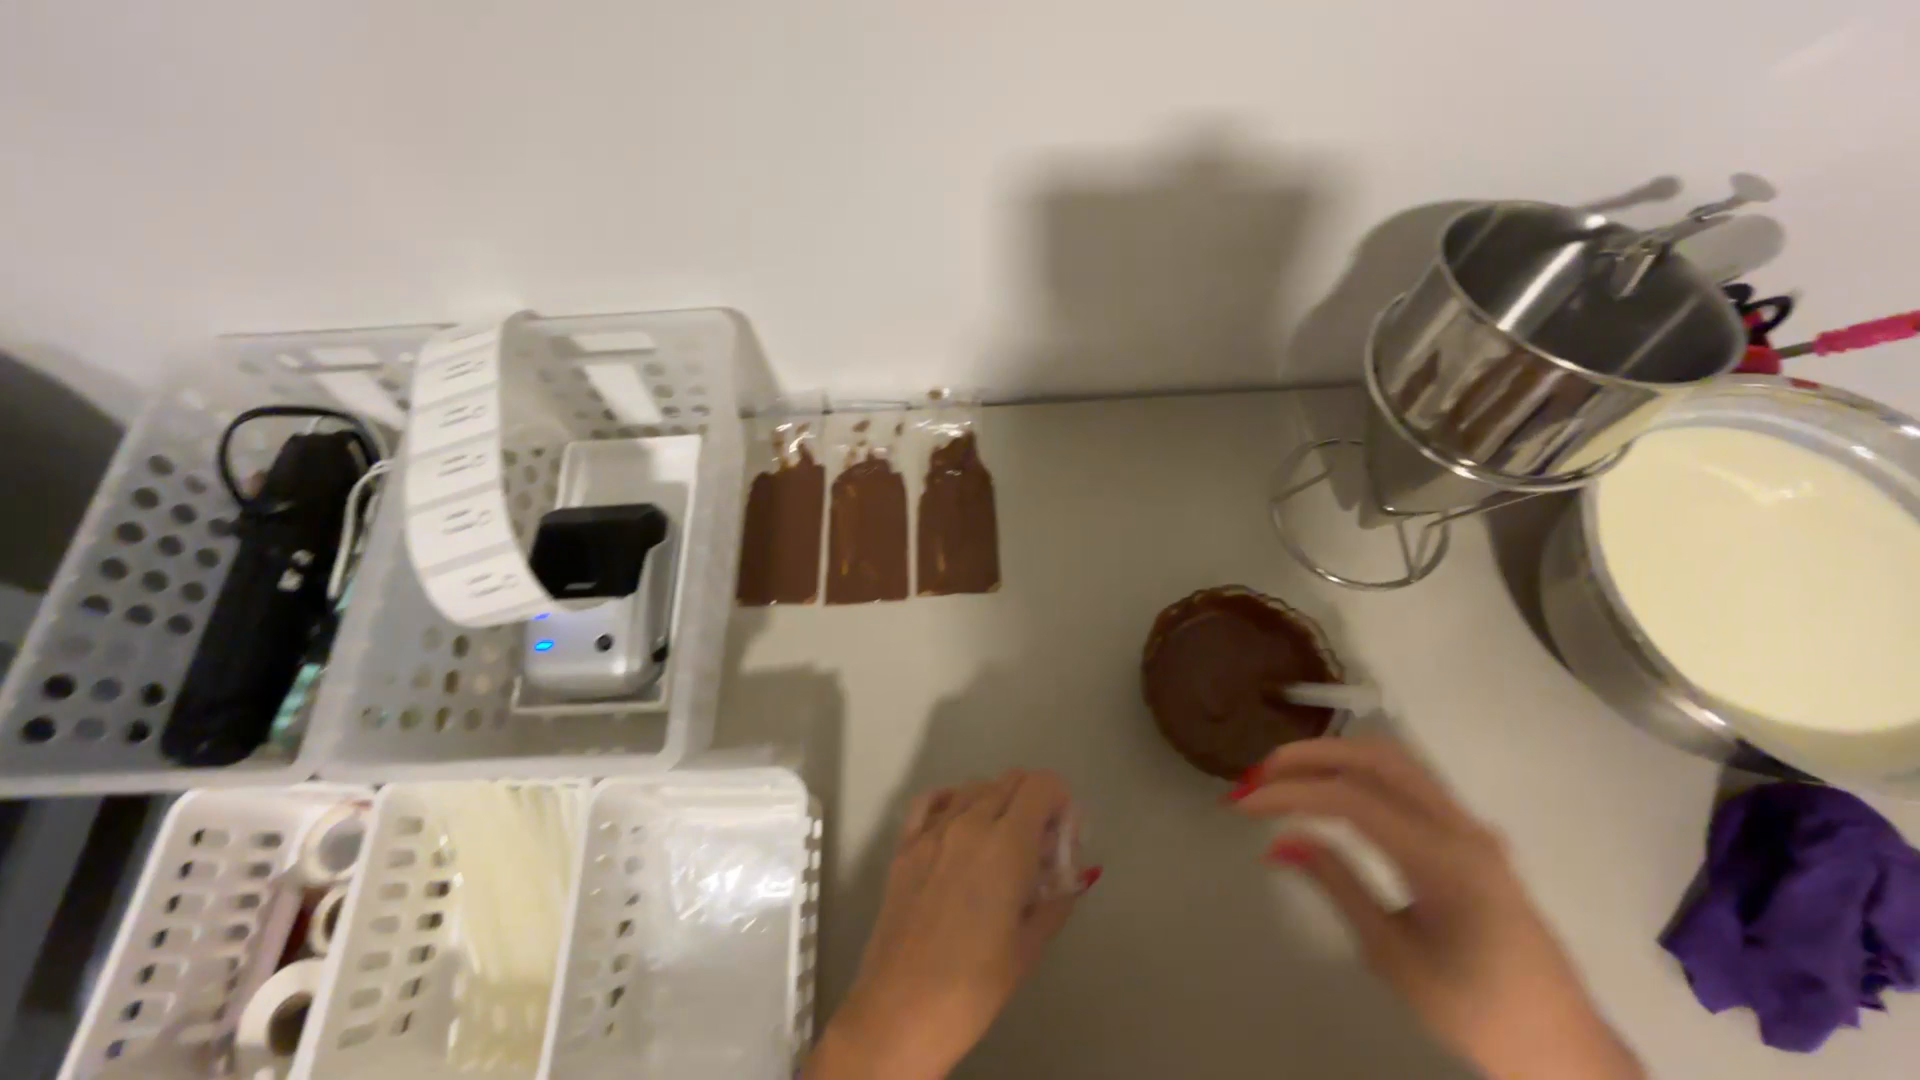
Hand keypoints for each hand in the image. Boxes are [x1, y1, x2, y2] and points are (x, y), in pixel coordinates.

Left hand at [807, 770, 1090, 1079]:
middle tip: (1039, 844)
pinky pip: (930, 802)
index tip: (1064, 833)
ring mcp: (931, 832)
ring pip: (974, 788)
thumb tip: (1068, 876)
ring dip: (997, 803)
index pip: (1041, 785)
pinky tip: (961, 826)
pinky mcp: (903, 847)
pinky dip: (953, 802)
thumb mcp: (1029, 945)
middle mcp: (968, 824)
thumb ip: (1054, 898)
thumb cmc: (975, 986)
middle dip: (1033, 802)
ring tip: (1002, 844)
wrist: (900, 1011)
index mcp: (1006, 845)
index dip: (1061, 800)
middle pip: (1010, 781)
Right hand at [1230, 738, 1644, 1079]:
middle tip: (1259, 774)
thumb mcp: (1392, 956)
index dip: (1290, 793)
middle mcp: (1462, 827)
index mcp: (1443, 860)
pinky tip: (1333, 790)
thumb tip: (1280, 841)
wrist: (1560, 1045)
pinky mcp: (1472, 835)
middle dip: (1311, 756)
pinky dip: (1362, 772)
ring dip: (1337, 757)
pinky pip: (1411, 781)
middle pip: (1377, 758)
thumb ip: (1337, 886)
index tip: (1243, 805)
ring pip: (1397, 761)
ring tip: (1286, 775)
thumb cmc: (1474, 1012)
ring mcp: (1473, 826)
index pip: (1351, 799)